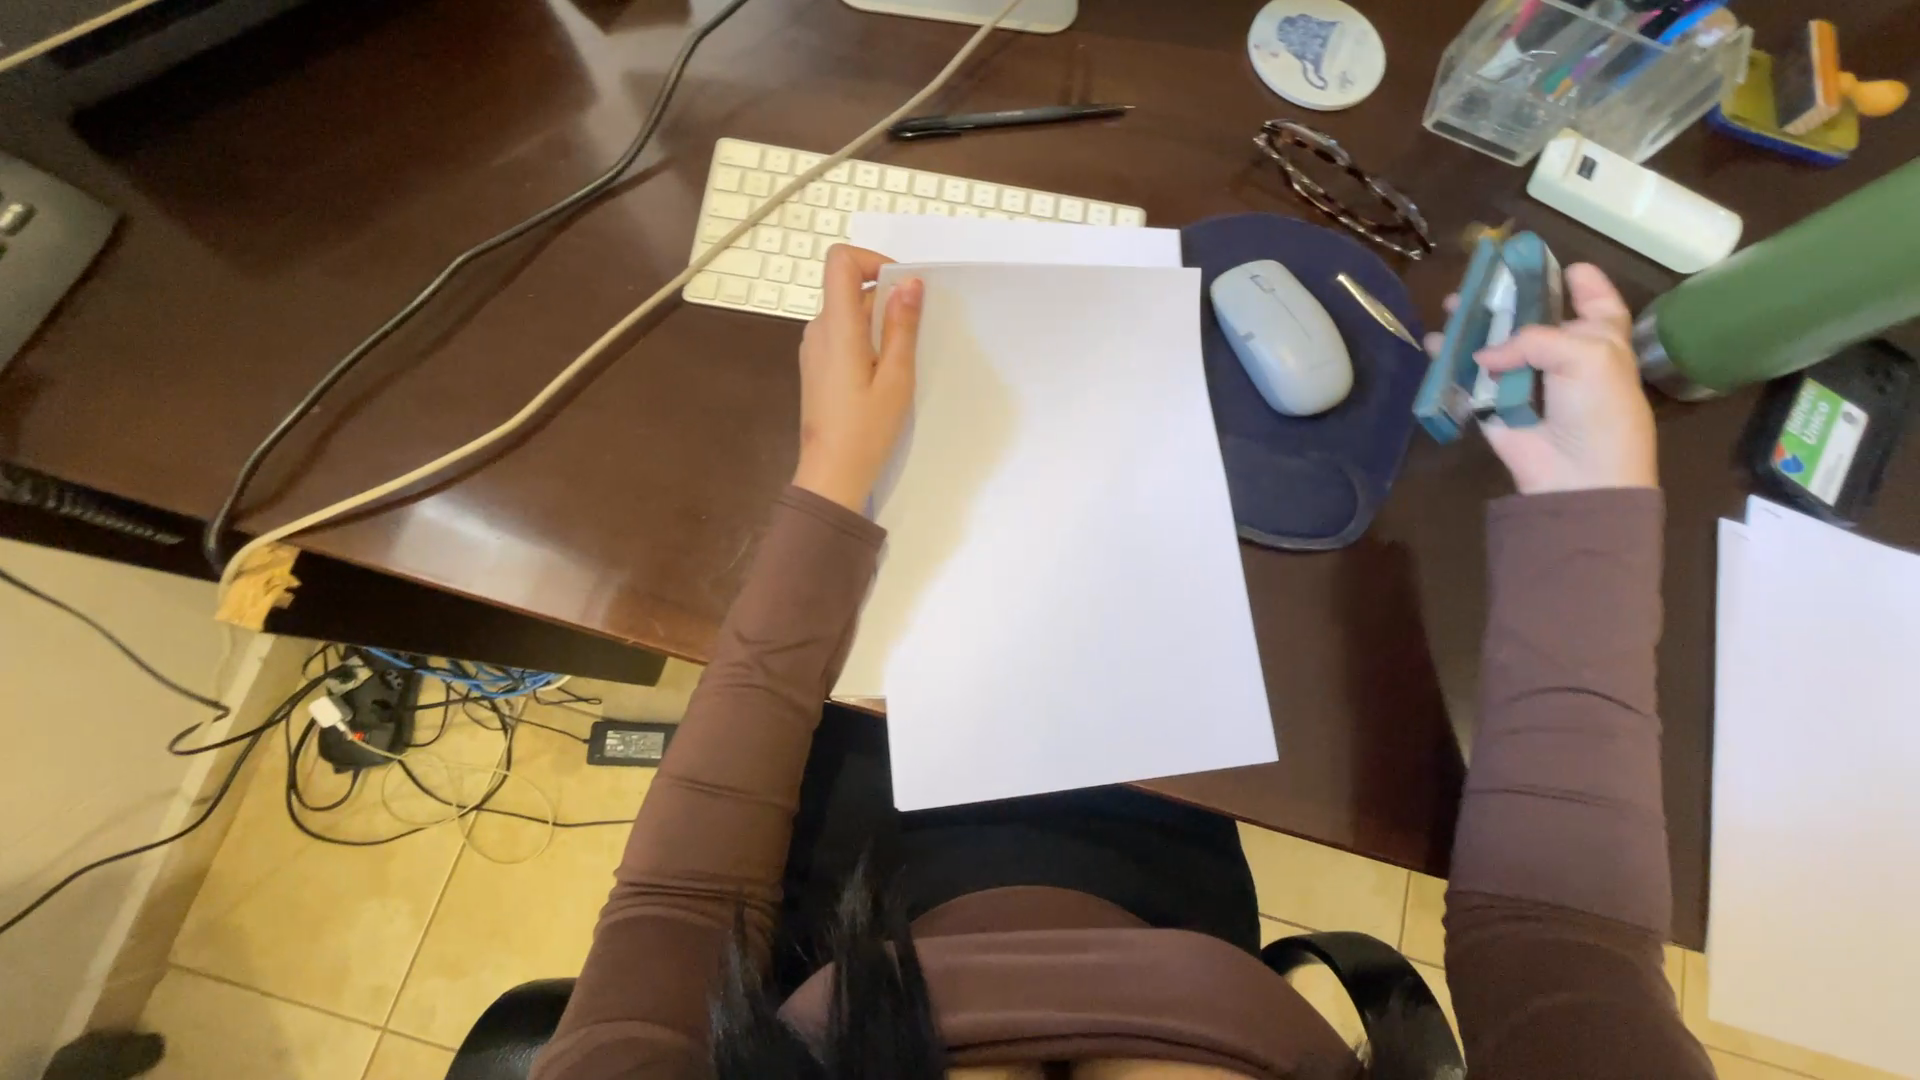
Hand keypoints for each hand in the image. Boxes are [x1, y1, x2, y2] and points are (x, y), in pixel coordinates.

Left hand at [792, 244, 922, 511]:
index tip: (902, 288)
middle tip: (913, 337)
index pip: (840, 260)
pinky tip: (882, 377)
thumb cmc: (866, 430)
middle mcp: (818, 330)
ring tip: (899, 364)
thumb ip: (902, 327)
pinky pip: (843, 337)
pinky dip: (866, 343)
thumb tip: (909, 283)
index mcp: (837, 327)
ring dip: (878, 326)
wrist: (831, 474)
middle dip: (886, 301)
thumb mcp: (896, 378)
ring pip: (848, 315)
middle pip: (850, 289)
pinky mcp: (817, 367)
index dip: (872, 261)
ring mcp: (814, 349)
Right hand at [1430, 263, 1658, 494]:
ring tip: (1450, 305)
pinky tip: (1434, 343)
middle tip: (1483, 278)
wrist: (1576, 471)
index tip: (1563, 266)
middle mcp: (1560, 355)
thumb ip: (1533, 339)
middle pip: (1531, 318)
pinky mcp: (1491, 403)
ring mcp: (1523, 380)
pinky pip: (1466, 378)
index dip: (1581, 283)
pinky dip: (1448, 360)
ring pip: (1494, 344)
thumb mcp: (1585, 355)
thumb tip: (1481, 355)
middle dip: (1509, 297)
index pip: (1596, 303)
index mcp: (1599, 339)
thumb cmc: (1597, 407)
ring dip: (1472, 324)